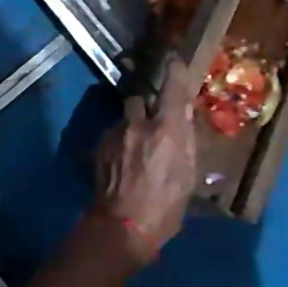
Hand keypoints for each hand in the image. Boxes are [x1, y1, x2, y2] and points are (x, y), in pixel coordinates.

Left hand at [88, 58, 200, 265]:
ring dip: (130, 128)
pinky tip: (122, 164)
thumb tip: (183, 114)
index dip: (174, 71)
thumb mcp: (189, 174)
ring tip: (136, 152)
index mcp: (166, 129)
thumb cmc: (166, 206)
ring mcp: (114, 134)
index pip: (172, 87)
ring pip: (123, 119)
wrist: (122, 225)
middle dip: (144, 108)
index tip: (175, 61)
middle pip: (139, 100)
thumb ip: (185, 138)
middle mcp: (138, 124)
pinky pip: (112, 136)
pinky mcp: (98, 147)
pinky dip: (118, 143)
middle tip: (152, 125)